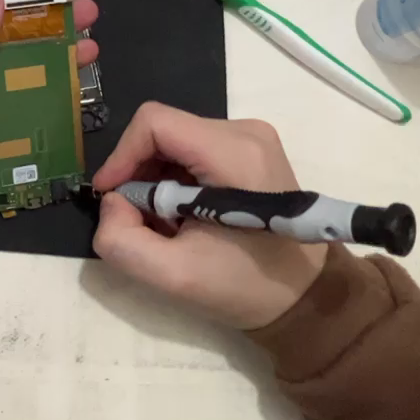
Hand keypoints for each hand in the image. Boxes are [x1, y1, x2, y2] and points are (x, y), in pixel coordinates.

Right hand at [91, 103, 325, 329]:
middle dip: (139, 173)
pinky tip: (184, 213)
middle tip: (141, 218)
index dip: (121, 156)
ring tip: (165, 222)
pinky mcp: (250, 149)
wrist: (310, 296)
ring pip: (174, 140)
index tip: (110, 196)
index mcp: (233, 152)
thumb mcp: (174, 277)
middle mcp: (244, 132)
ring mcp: (250, 138)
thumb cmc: (247, 286)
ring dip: (155, 179)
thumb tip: (112, 203)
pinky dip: (174, 179)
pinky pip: (192, 149)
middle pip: (163, 131)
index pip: (154, 123)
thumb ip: (123, 240)